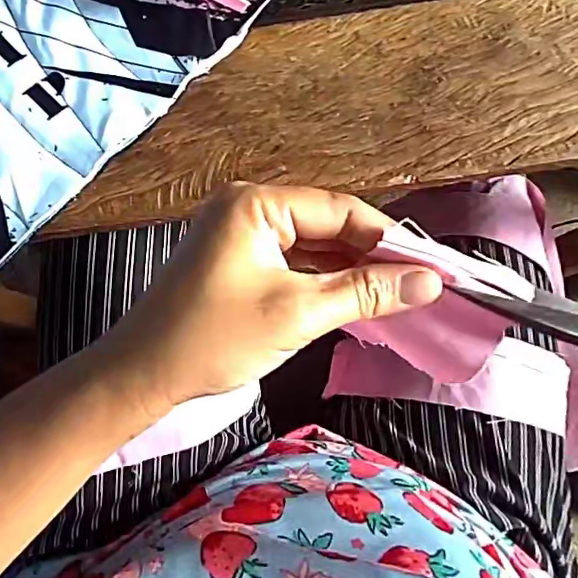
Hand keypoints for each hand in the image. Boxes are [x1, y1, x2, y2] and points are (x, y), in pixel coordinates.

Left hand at [92, 183, 443, 414]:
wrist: (144, 373)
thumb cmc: (212, 339)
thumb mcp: (297, 313)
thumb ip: (366, 292)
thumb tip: (429, 280)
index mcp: (254, 204)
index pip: (339, 209)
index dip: (389, 238)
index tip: (434, 266)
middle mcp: (245, 207)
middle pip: (326, 225)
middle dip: (371, 256)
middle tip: (423, 284)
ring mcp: (238, 233)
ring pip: (310, 246)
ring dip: (349, 271)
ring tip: (400, 295)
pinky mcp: (236, 259)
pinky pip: (291, 262)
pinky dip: (322, 281)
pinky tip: (357, 299)